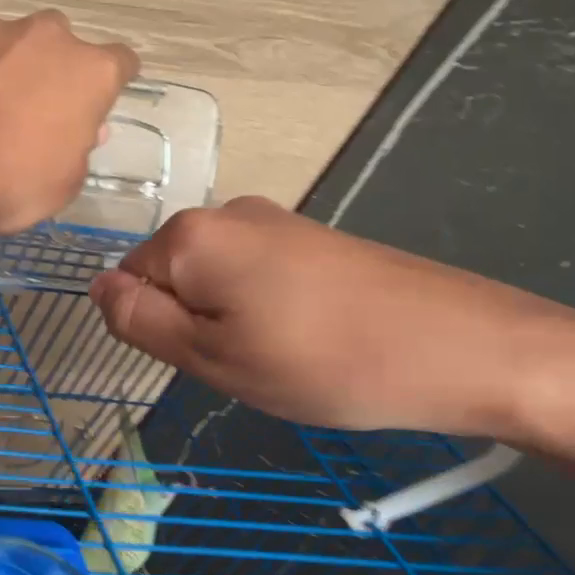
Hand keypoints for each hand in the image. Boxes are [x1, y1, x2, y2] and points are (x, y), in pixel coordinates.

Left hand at [0, 11, 137, 233]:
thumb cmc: (4, 184)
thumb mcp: (61, 185)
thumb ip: (77, 146)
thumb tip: (81, 127)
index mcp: (88, 70)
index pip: (117, 63)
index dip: (100, 85)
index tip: (85, 106)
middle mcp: (40, 34)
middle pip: (50, 43)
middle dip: (37, 69)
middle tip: (12, 111)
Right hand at [88, 196, 574, 436]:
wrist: (476, 351)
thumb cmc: (327, 362)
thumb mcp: (212, 357)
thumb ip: (137, 321)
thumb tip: (97, 287)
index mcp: (190, 235)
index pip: (126, 283)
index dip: (159, 328)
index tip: (212, 356)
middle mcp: (226, 212)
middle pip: (170, 276)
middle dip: (194, 321)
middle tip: (247, 361)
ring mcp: (275, 221)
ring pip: (213, 279)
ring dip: (232, 318)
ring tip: (288, 354)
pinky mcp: (315, 237)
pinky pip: (255, 274)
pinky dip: (268, 308)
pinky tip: (315, 337)